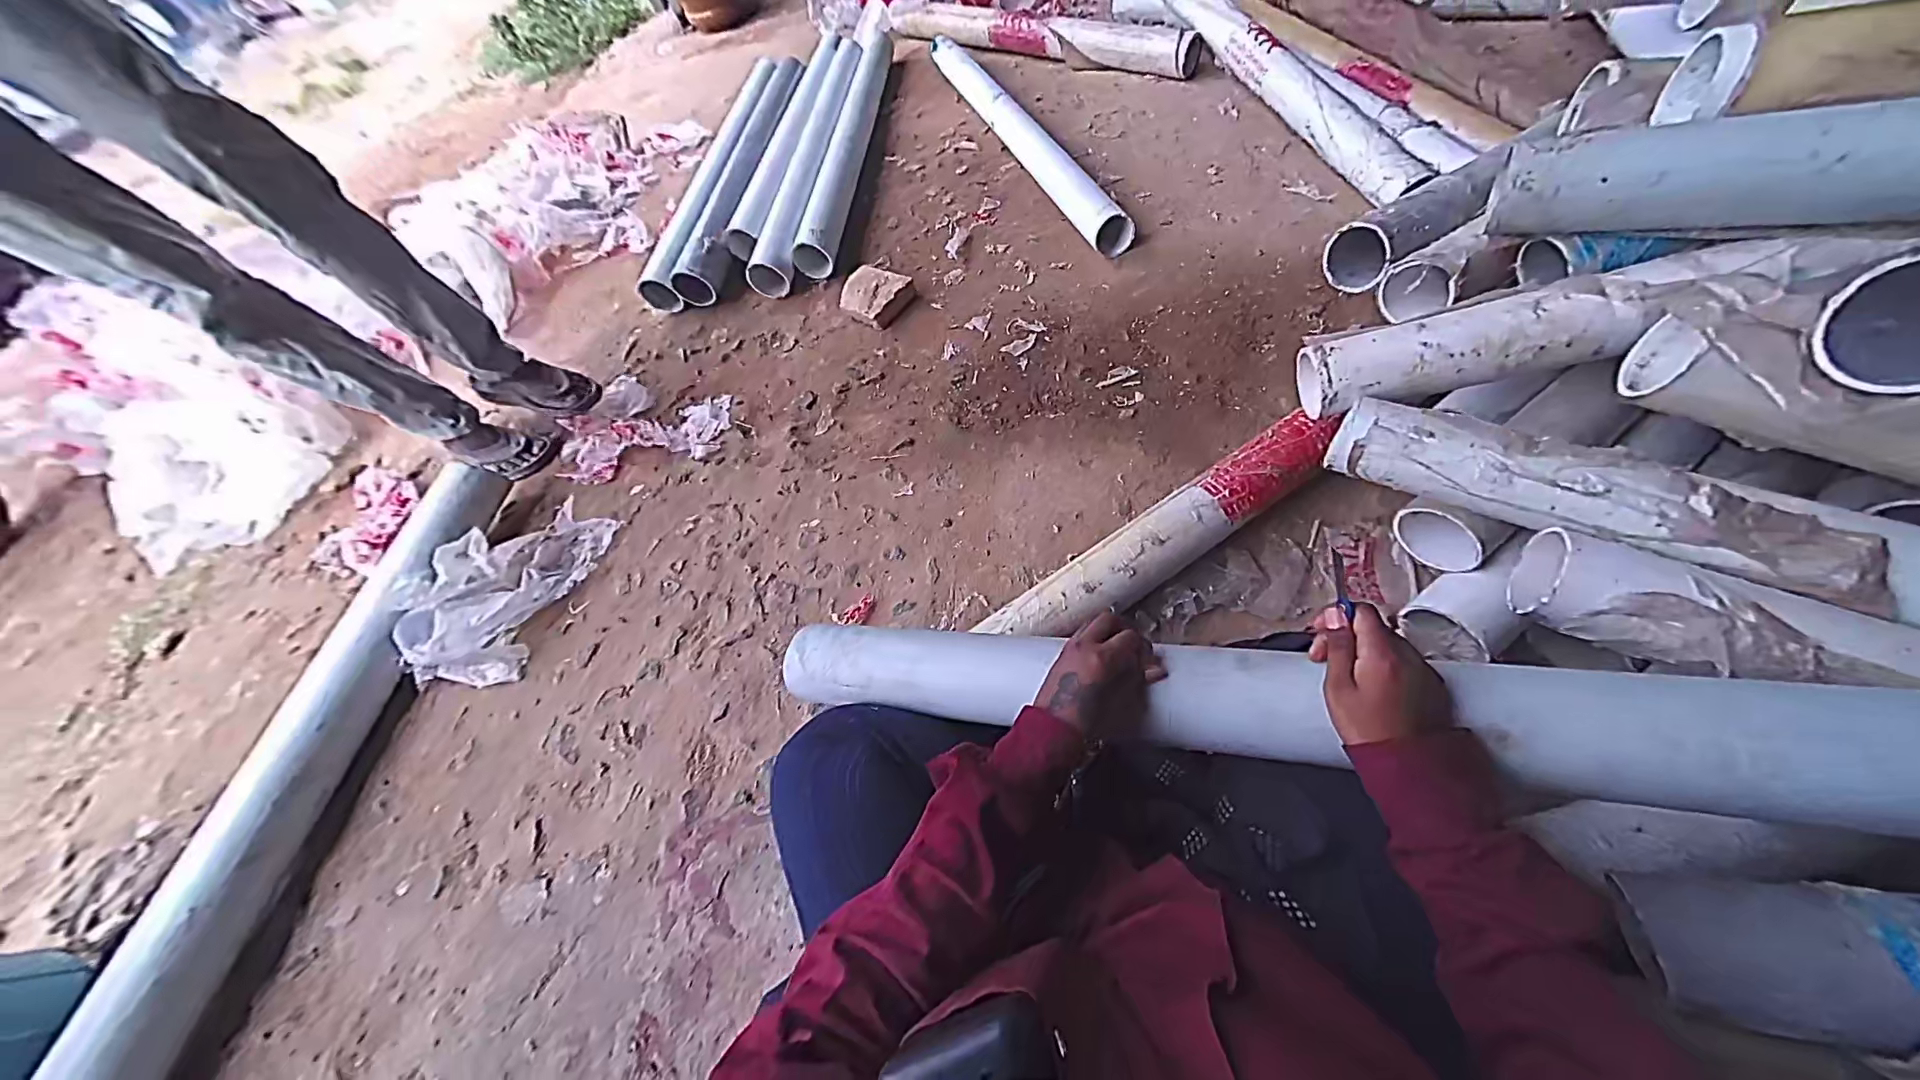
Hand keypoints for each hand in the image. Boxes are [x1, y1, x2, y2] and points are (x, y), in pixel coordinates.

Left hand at [1033, 612, 1167, 737]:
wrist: (1053, 729)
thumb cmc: (1087, 722)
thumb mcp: (1122, 703)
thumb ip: (1139, 681)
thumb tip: (1154, 670)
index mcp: (1102, 657)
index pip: (1131, 636)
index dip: (1143, 647)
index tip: (1147, 660)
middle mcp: (1085, 646)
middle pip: (1110, 619)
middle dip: (1125, 629)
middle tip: (1134, 646)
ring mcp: (1071, 647)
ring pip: (1093, 623)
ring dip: (1108, 630)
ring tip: (1117, 649)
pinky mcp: (1061, 653)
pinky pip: (1082, 634)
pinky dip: (1094, 637)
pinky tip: (1100, 656)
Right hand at [1309, 602, 1452, 745]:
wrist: (1409, 765)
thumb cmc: (1370, 731)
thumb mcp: (1337, 687)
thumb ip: (1337, 647)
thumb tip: (1335, 617)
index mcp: (1383, 653)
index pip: (1362, 611)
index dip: (1336, 615)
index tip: (1321, 630)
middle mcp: (1408, 655)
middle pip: (1373, 626)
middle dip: (1346, 634)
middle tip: (1325, 656)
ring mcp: (1423, 669)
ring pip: (1388, 643)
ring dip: (1364, 649)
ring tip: (1347, 674)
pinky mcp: (1431, 683)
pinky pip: (1403, 661)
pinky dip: (1383, 664)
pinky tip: (1369, 685)